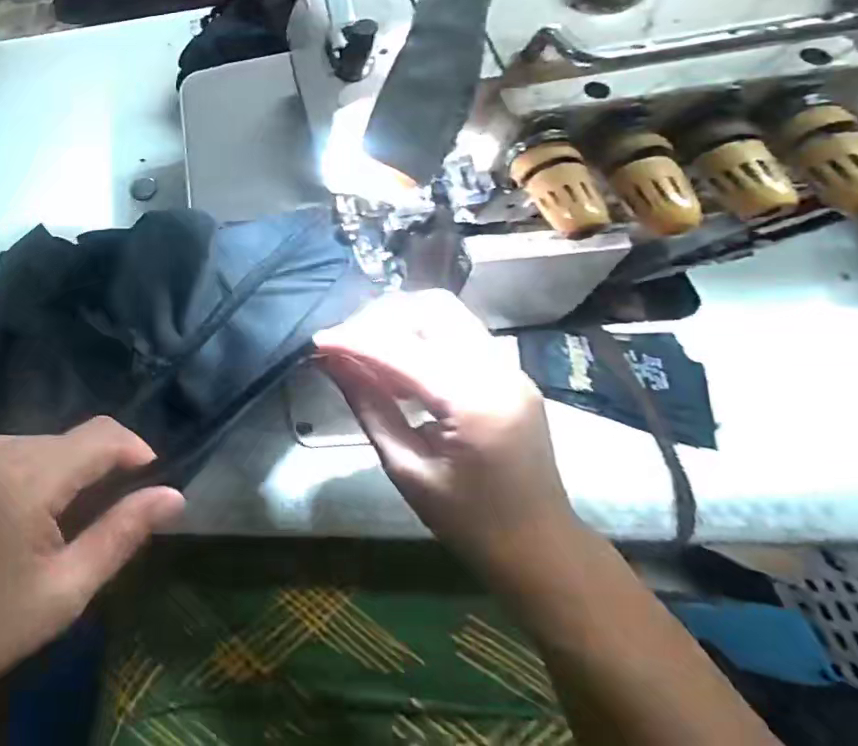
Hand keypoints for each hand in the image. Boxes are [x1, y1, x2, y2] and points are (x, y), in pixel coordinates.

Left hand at [0, 417, 184, 745]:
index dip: (137, 451)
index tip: (156, 485)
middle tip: (117, 523)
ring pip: (50, 444)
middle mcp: (0, 446)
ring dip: (75, 473)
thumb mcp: (65, 591)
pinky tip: (39, 520)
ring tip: (76, 529)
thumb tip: (173, 495)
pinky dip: (45, 474)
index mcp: (27, 475)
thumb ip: (121, 534)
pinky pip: (21, 453)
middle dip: (106, 468)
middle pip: (76, 439)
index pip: (101, 434)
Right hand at [313, 289, 580, 567]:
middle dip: (380, 319)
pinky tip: (399, 367)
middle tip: (346, 346)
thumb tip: (330, 362)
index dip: (353, 340)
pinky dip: (421, 336)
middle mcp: (498, 372)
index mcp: (474, 402)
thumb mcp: (406, 469)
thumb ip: (368, 406)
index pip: (402, 350)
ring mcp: (509, 369)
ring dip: (401, 322)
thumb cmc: (469, 522)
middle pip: (431, 309)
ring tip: (369, 355)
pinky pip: (458, 333)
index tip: (316, 342)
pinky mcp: (508, 373)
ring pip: (446, 313)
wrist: (540, 549)